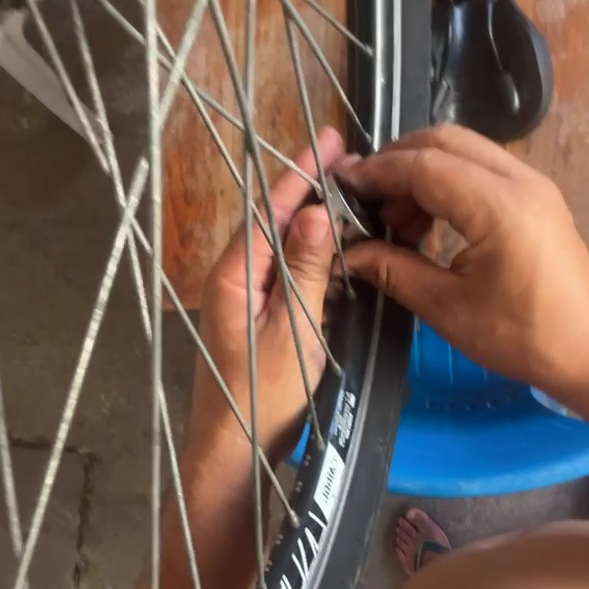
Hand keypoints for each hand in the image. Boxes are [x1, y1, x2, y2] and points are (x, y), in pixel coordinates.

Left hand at [187, 127, 348, 461]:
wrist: (237, 449)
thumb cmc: (263, 395)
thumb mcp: (292, 330)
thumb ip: (303, 270)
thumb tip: (316, 211)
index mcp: (234, 275)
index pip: (269, 210)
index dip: (301, 173)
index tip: (331, 139)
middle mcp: (235, 279)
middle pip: (274, 223)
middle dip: (310, 193)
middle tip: (352, 166)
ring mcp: (246, 300)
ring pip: (283, 250)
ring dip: (315, 226)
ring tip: (353, 200)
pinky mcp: (259, 320)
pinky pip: (287, 276)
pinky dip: (313, 260)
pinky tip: (339, 251)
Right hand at [340, 126, 588, 401]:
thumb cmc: (522, 336)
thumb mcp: (448, 308)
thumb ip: (395, 271)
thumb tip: (350, 254)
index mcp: (497, 206)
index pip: (423, 165)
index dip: (377, 172)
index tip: (341, 186)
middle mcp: (517, 180)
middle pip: (444, 141)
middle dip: (397, 162)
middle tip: (365, 200)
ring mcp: (532, 184)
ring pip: (463, 151)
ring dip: (421, 173)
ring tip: (396, 222)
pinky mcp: (536, 197)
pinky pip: (480, 170)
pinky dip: (446, 183)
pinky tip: (428, 225)